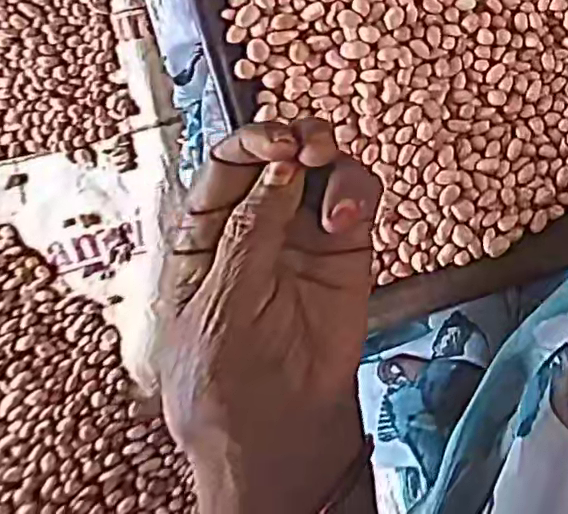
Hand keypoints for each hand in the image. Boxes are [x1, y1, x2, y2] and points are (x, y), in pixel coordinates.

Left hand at [157, 121, 379, 512]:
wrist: (286, 427)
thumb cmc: (227, 381)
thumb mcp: (219, 308)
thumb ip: (249, 234)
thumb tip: (281, 170)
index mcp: (208, 232)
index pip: (226, 165)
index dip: (251, 143)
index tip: (278, 144)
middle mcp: (258, 218)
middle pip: (280, 153)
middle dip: (297, 139)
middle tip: (310, 149)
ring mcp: (305, 225)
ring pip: (325, 164)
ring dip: (332, 161)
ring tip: (334, 190)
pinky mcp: (348, 238)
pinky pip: (359, 193)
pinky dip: (358, 193)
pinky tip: (347, 220)